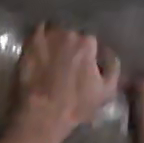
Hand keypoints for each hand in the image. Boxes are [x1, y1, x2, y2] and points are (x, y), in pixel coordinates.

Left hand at [13, 25, 120, 142]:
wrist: (43, 112)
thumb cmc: (76, 104)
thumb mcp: (107, 91)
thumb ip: (113, 67)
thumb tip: (109, 52)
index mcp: (87, 43)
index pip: (90, 41)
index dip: (88, 53)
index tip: (84, 63)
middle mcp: (68, 33)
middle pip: (73, 34)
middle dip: (72, 44)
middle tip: (68, 60)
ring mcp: (48, 35)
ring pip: (56, 30)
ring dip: (56, 39)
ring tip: (53, 53)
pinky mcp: (30, 41)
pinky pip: (38, 30)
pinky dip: (41, 36)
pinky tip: (40, 47)